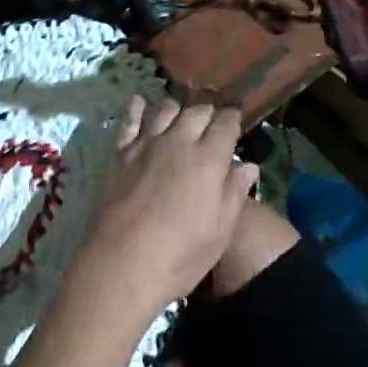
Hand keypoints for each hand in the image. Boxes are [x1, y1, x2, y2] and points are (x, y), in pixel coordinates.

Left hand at [68, 97, 256, 319]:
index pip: (226, 124)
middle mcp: (178, 142)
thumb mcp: (220, 232)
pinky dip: (136, 108)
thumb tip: (248, 165)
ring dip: (177, 108)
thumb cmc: (179, 257)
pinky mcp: (120, 153)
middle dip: (208, 112)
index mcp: (208, 159)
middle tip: (212, 120)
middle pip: (197, 111)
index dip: (233, 119)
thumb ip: (235, 193)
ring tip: (182, 114)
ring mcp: (146, 144)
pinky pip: (129, 120)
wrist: (121, 264)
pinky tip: (140, 102)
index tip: (236, 120)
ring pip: (165, 109)